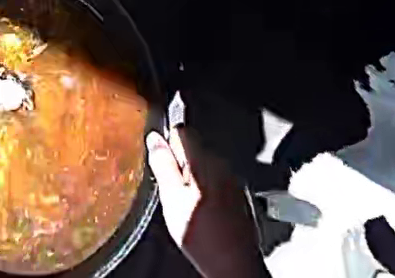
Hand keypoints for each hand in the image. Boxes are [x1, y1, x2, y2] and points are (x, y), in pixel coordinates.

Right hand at [147, 127, 264, 277]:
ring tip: (187, 205)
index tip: (161, 162)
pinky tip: (202, 213)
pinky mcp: (240, 198)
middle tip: (172, 189)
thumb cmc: (204, 236)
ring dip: (194, 178)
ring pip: (205, 166)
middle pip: (194, 147)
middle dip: (180, 162)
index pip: (181, 130)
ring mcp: (234, 181)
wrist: (237, 270)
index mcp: (205, 159)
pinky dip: (207, 191)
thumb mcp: (171, 198)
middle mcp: (223, 164)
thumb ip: (162, 163)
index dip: (166, 143)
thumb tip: (154, 138)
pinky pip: (217, 183)